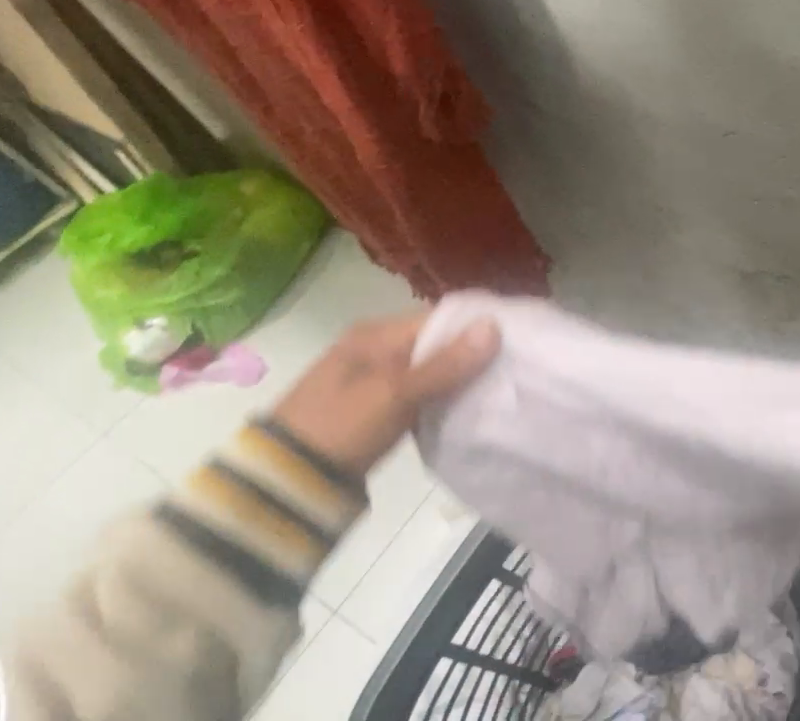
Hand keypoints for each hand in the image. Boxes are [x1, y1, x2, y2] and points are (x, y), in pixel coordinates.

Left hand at [271, 310, 498, 476]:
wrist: (284, 483)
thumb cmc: (342, 426)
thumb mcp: (396, 393)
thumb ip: (447, 363)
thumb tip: (495, 325)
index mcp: (375, 334)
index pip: (439, 317)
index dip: (477, 326)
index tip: (514, 341)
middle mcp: (375, 348)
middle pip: (437, 342)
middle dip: (472, 354)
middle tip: (512, 369)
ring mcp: (373, 379)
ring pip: (430, 370)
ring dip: (459, 379)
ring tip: (497, 390)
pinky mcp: (374, 408)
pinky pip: (420, 393)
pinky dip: (441, 399)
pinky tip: (465, 410)